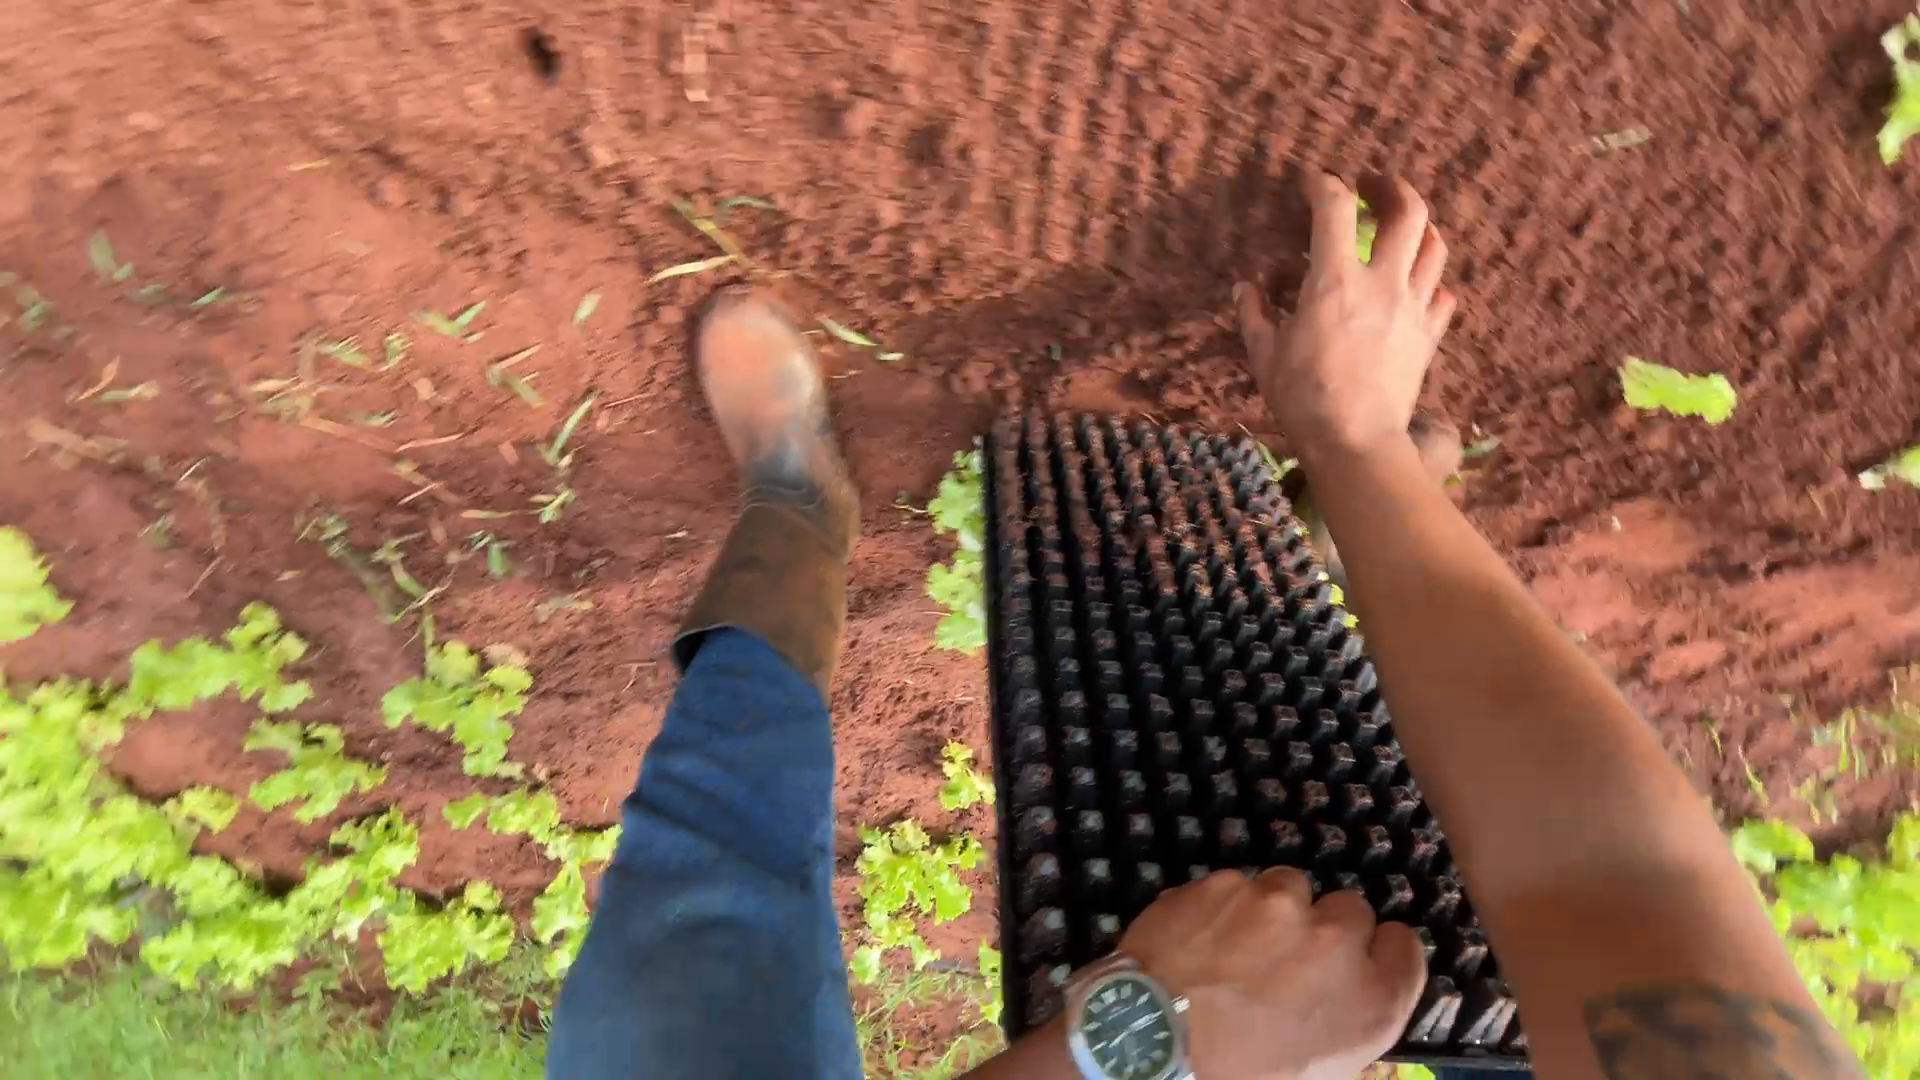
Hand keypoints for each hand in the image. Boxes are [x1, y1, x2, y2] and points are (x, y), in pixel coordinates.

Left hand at [1119, 868, 1424, 1079]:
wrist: (1155, 1045)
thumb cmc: (1243, 1078)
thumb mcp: (1320, 1075)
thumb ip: (1346, 1029)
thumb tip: (1342, 1005)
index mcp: (1369, 999)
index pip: (1404, 946)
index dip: (1378, 950)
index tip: (1357, 959)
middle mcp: (1331, 939)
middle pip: (1349, 907)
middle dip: (1325, 926)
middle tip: (1290, 955)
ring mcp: (1273, 902)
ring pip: (1289, 884)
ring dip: (1274, 907)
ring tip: (1241, 940)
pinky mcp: (1222, 881)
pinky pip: (1235, 883)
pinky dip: (1224, 902)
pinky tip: (1201, 932)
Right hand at [1234, 175, 1456, 463]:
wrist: (1355, 441)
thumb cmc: (1302, 398)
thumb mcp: (1264, 356)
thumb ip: (1254, 315)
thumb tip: (1246, 287)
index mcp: (1334, 282)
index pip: (1334, 209)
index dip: (1323, 184)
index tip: (1313, 179)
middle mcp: (1382, 282)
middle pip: (1408, 211)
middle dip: (1392, 187)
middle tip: (1374, 186)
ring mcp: (1413, 307)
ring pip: (1434, 246)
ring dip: (1419, 227)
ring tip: (1402, 228)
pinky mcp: (1429, 335)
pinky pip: (1442, 294)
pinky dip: (1430, 282)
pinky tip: (1416, 288)